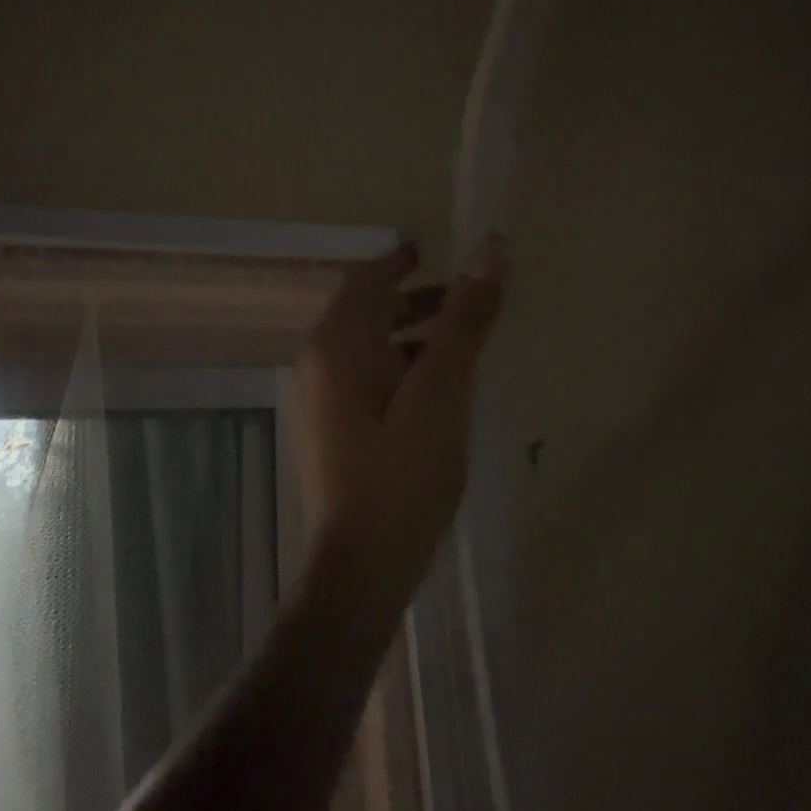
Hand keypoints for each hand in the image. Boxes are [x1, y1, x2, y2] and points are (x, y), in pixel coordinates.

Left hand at [295, 236, 507, 594]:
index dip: (400, 261)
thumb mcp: (443, 390)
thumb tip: (491, 247)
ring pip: (367, 349)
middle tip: (463, 296)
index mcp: (337, 344)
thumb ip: (465, 319)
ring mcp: (321, 401)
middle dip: (413, 300)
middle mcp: (319, 364)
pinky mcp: (332, 433)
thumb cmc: (403, 472)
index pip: (366, 279)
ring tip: (461, 343)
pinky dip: (400, 369)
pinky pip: (365, 380)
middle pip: (365, 312)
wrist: (363, 563)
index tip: (432, 250)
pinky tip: (438, 392)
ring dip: (410, 335)